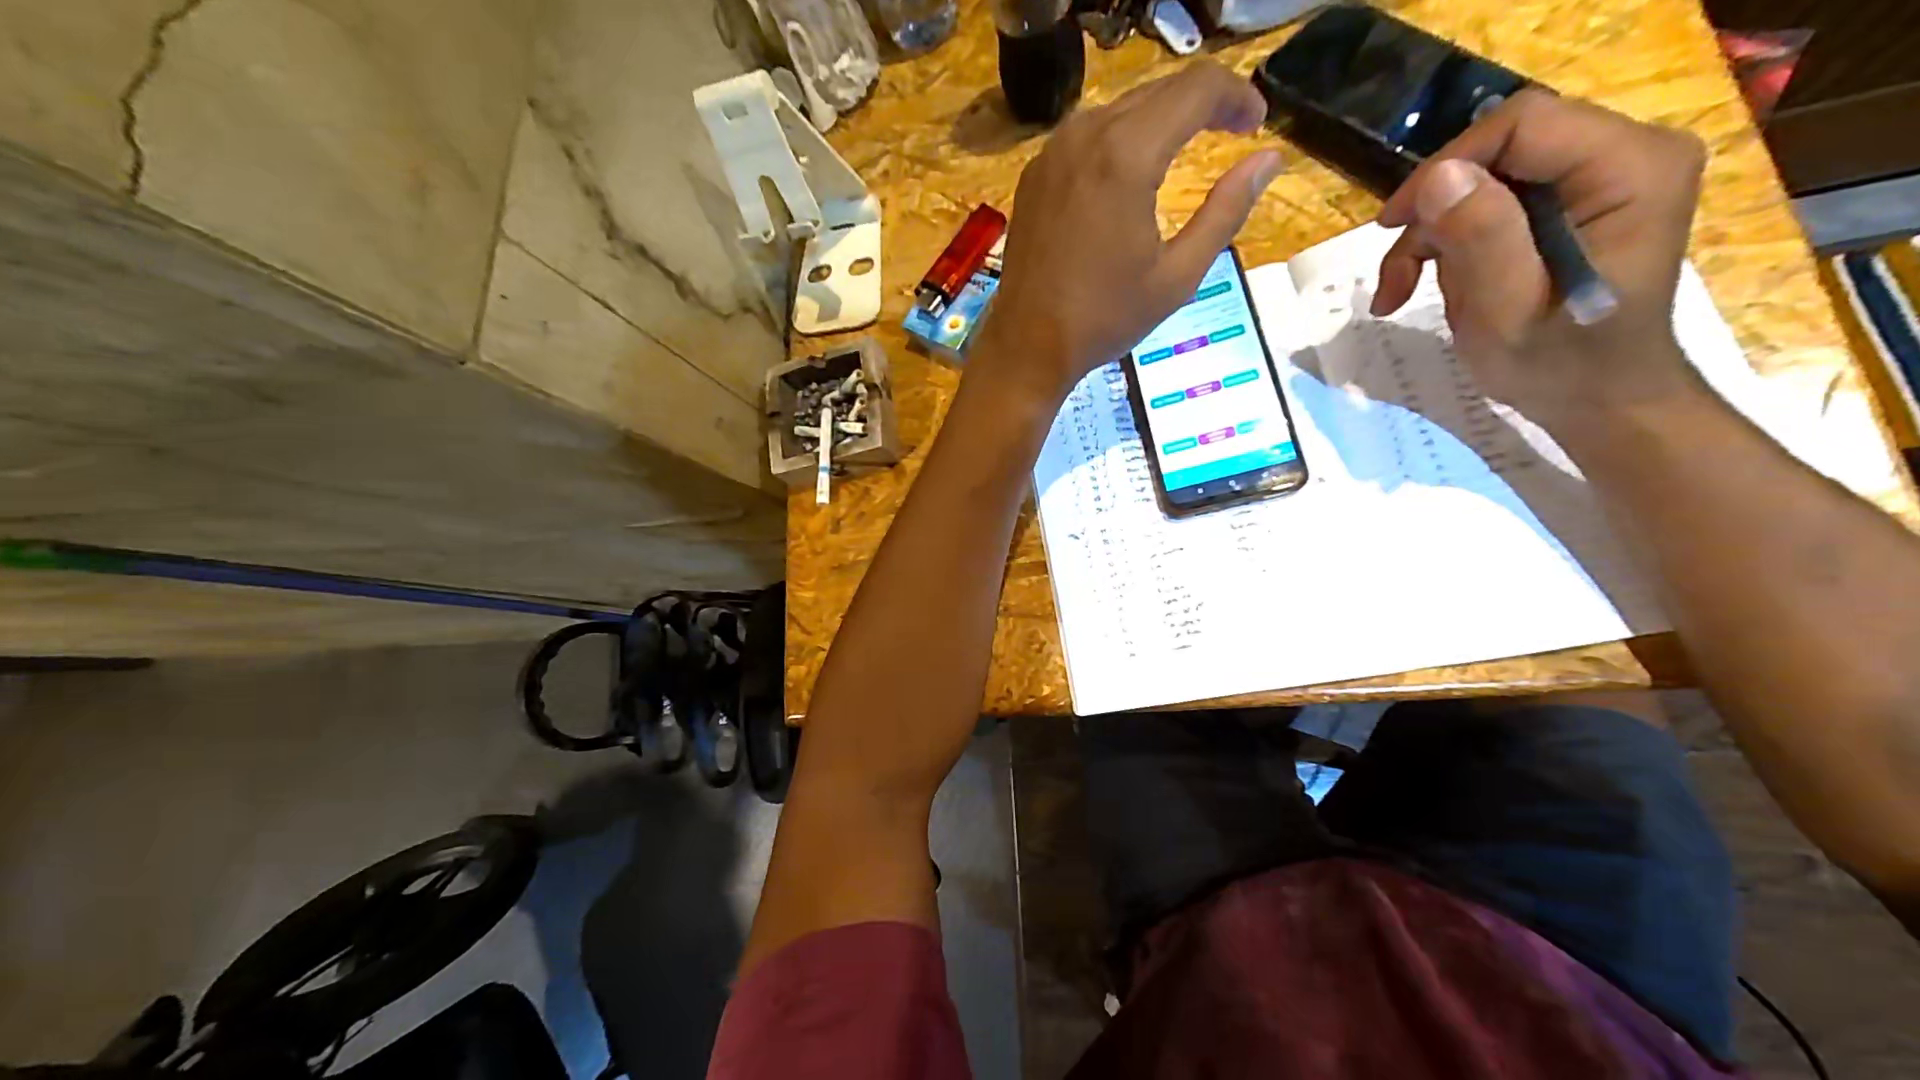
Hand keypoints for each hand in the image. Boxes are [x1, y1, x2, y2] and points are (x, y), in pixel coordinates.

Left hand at [974, 62, 1284, 402]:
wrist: (1028, 344)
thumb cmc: (1105, 317)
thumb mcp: (1178, 274)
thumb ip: (1226, 211)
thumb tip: (1268, 160)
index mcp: (1126, 156)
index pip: (1196, 88)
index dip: (1237, 95)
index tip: (1256, 124)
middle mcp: (1085, 137)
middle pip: (1159, 89)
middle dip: (1204, 102)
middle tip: (1234, 131)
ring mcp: (1053, 152)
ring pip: (1121, 106)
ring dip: (1162, 116)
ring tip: (1188, 145)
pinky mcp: (1035, 172)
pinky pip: (1087, 133)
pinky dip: (1121, 136)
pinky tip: (1133, 168)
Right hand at [1370, 90, 1708, 434]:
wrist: (1596, 399)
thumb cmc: (1559, 364)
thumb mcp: (1508, 309)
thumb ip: (1482, 237)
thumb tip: (1437, 177)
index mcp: (1629, 168)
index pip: (1523, 124)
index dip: (1447, 166)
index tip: (1393, 224)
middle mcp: (1623, 155)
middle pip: (1498, 150)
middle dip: (1433, 211)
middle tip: (1393, 270)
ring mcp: (1595, 179)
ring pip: (1480, 180)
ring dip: (1427, 237)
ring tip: (1396, 292)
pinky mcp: (1565, 204)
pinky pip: (1485, 204)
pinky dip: (1440, 246)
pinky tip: (1412, 287)